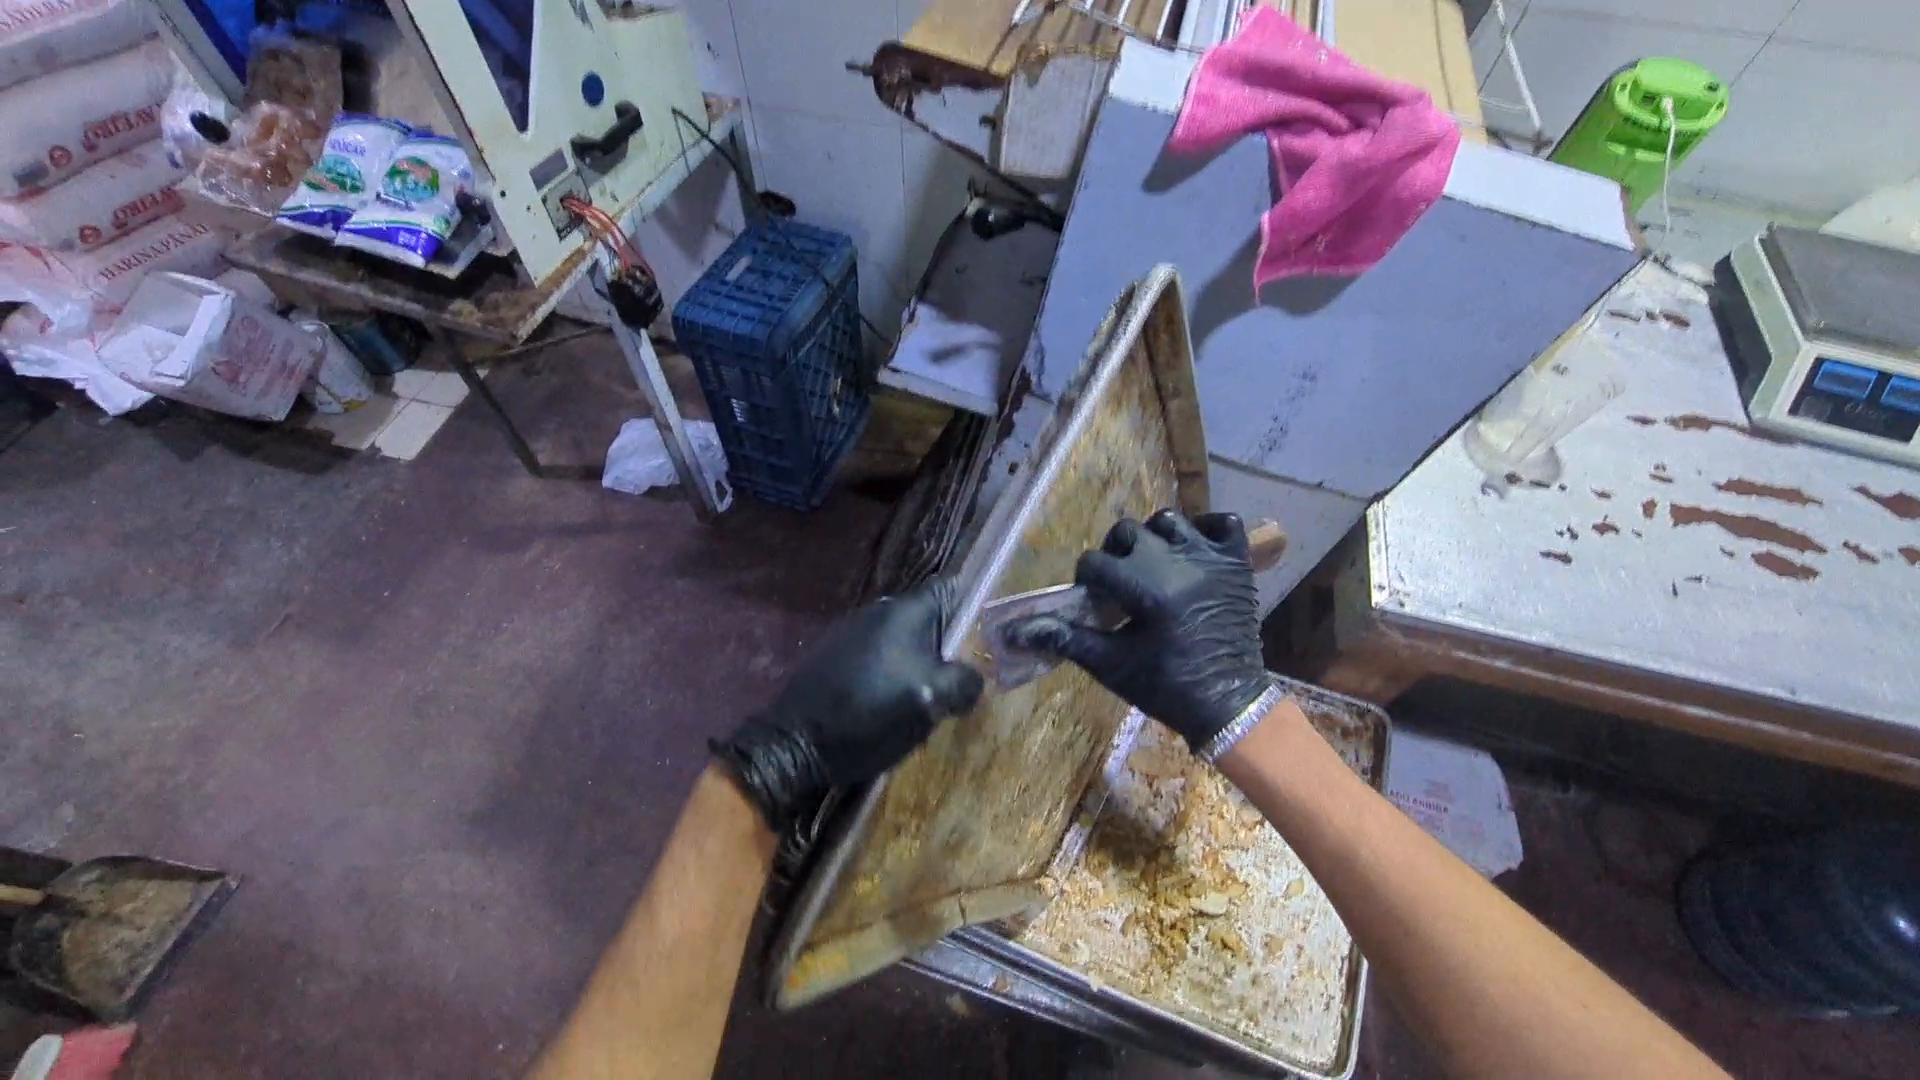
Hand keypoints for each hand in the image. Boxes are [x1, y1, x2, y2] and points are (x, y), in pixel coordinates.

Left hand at [711, 577, 984, 827]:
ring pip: (903, 641)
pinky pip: (877, 658)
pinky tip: (889, 705)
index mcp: (905, 610)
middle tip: (961, 678)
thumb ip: (964, 682)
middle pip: (929, 619)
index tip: (989, 636)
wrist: (796, 743)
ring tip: (927, 699)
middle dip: (947, 646)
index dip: (974, 607)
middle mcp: (878, 611)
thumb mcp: (932, 700)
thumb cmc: (871, 712)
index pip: (950, 589)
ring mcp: (851, 633)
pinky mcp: (833, 657)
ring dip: (918, 665)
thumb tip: (973, 679)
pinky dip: (890, 676)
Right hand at [1006, 510, 1273, 755]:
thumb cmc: (1164, 687)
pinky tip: (1193, 551)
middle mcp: (1175, 562)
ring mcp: (1210, 559)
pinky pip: (1224, 523)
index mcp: (1143, 587)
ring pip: (1170, 520)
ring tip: (1153, 563)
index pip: (1095, 563)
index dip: (1086, 581)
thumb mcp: (1110, 664)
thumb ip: (1065, 638)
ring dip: (1154, 537)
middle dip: (1114, 553)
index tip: (1093, 603)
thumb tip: (1016, 631)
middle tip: (1119, 583)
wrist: (1227, 704)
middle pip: (1128, 532)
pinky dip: (1207, 529)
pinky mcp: (1237, 563)